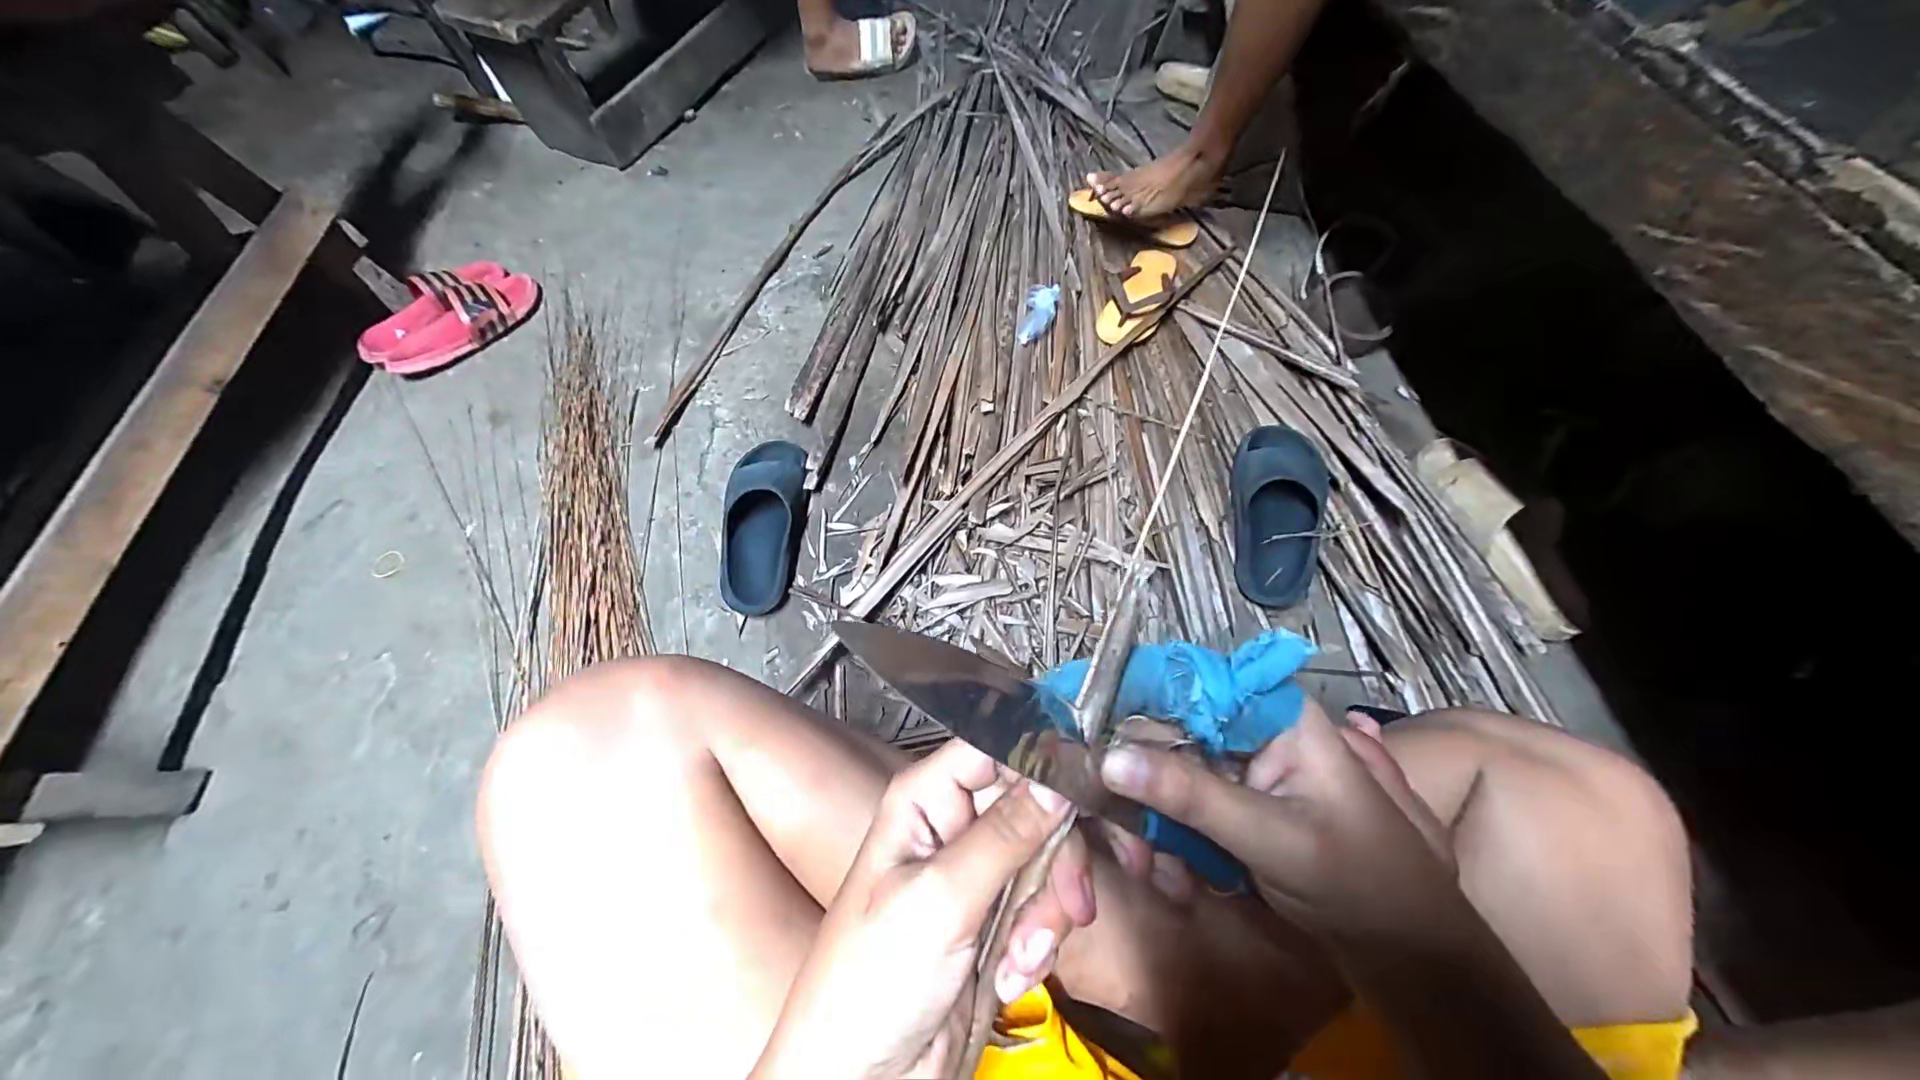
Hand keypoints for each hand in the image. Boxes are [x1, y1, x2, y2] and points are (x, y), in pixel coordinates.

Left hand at [752, 740, 1095, 1079]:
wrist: (867, 1078)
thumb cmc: (867, 983)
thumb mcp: (941, 901)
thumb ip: (1005, 836)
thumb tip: (1057, 780)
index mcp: (925, 799)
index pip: (993, 747)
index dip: (1040, 758)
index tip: (1083, 787)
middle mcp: (953, 824)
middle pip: (1034, 800)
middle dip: (1056, 855)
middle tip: (1068, 898)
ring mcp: (977, 869)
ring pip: (1048, 854)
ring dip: (1048, 909)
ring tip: (1023, 956)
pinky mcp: (997, 913)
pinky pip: (1046, 902)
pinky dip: (1042, 939)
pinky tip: (1013, 974)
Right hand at [1099, 698, 1464, 949]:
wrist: (1403, 949)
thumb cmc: (1359, 882)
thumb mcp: (1273, 837)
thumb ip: (1192, 795)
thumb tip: (1110, 758)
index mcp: (1275, 713)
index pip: (1189, 684)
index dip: (1136, 706)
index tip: (1096, 745)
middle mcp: (1251, 728)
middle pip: (1170, 732)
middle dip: (1142, 788)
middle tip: (1131, 844)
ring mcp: (1241, 764)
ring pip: (1170, 771)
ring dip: (1153, 823)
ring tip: (1156, 872)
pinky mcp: (1233, 797)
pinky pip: (1182, 802)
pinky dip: (1170, 838)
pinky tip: (1175, 876)